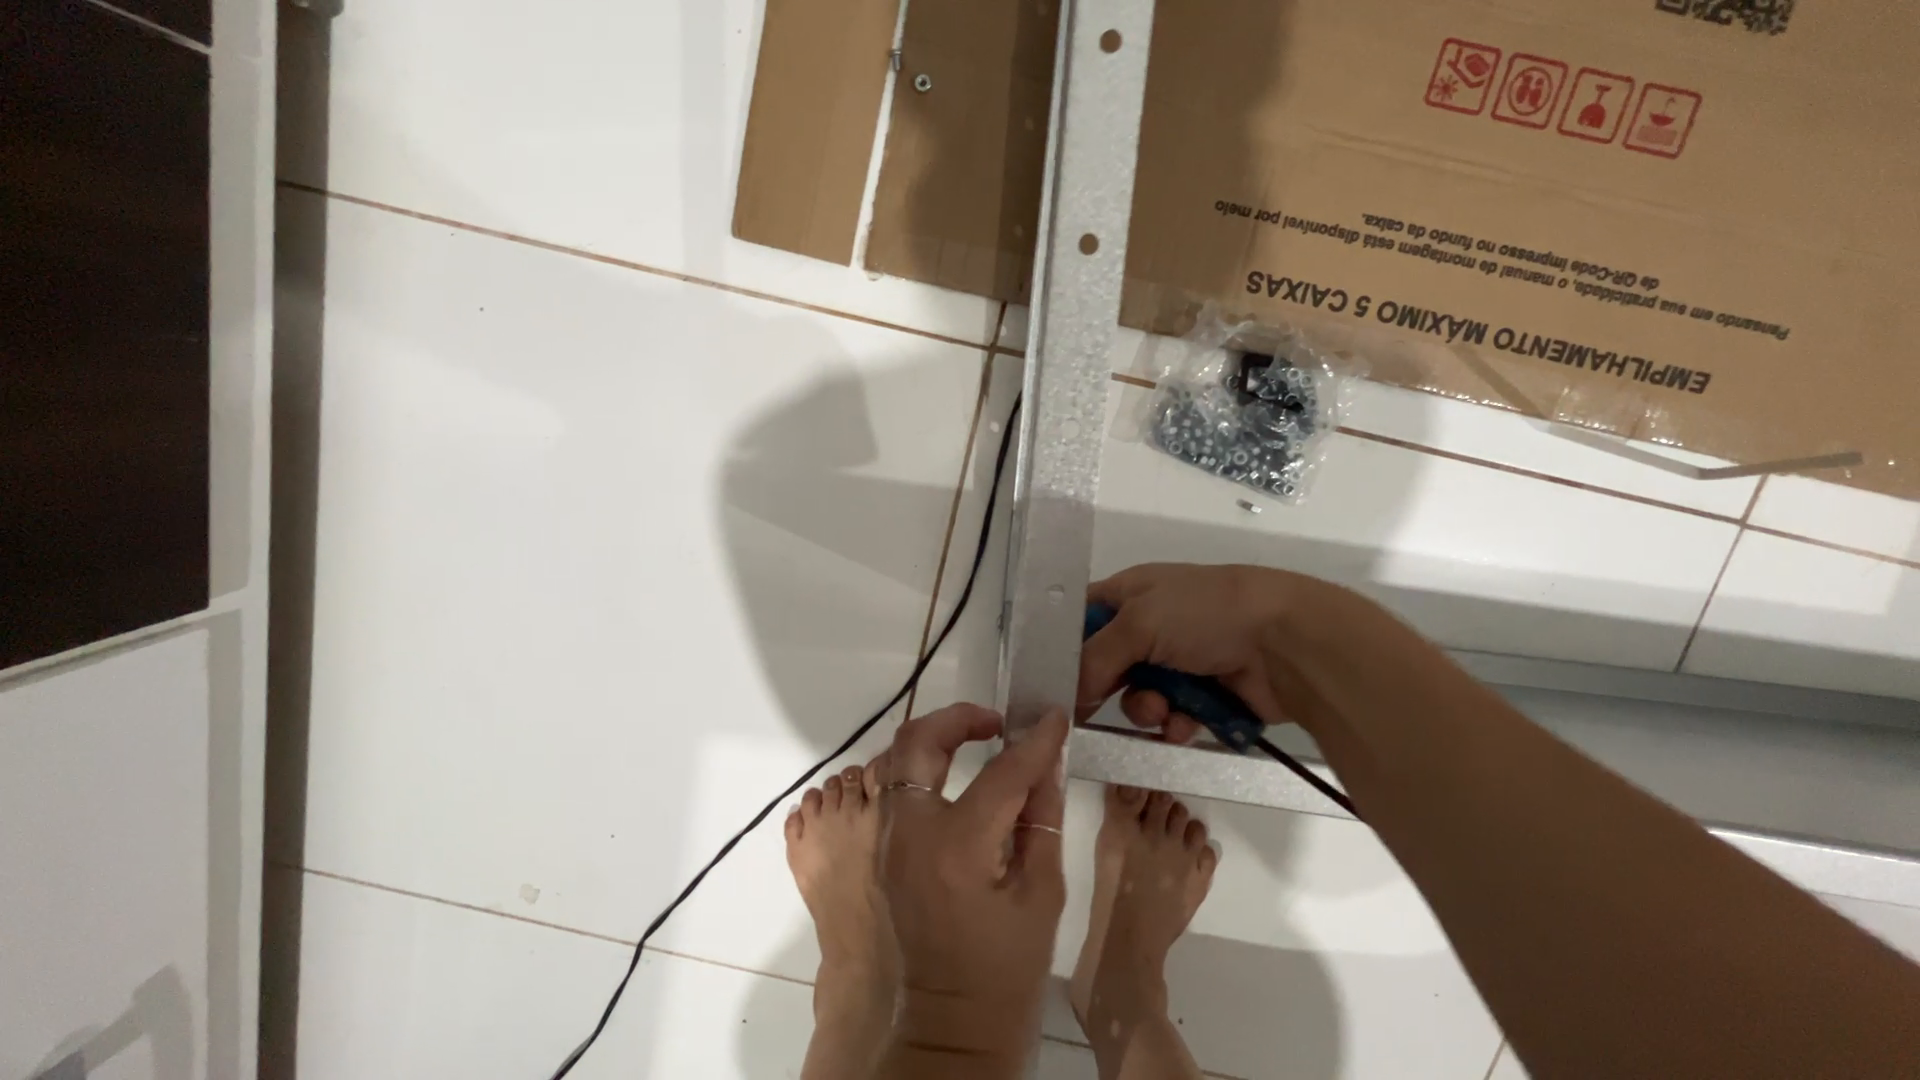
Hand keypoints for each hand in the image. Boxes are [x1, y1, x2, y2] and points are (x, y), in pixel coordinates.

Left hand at [877, 703, 1069, 1063]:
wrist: (929, 1040)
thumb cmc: (998, 979)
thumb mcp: (1040, 902)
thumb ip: (1041, 823)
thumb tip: (1045, 764)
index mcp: (956, 846)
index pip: (1003, 771)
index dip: (1035, 741)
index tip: (1054, 720)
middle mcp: (900, 832)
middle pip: (917, 741)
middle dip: (958, 719)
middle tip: (989, 725)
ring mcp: (863, 845)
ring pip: (882, 765)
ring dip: (920, 753)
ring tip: (954, 762)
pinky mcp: (838, 862)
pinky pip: (850, 799)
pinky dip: (881, 785)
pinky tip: (911, 796)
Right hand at [1077, 562, 1318, 742]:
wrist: (1286, 641)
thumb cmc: (1206, 614)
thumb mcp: (1139, 623)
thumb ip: (1094, 659)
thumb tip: (1070, 697)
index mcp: (1133, 593)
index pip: (1083, 617)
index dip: (1064, 645)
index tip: (1047, 678)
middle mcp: (1151, 626)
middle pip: (1106, 665)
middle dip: (1103, 688)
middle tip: (1090, 711)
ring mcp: (1179, 661)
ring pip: (1137, 697)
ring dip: (1144, 708)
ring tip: (1162, 710)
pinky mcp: (1203, 695)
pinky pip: (1170, 717)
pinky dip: (1173, 723)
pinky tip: (1184, 723)